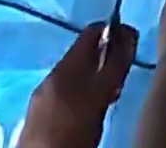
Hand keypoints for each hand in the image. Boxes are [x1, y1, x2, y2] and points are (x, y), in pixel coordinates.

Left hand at [16, 23, 137, 147]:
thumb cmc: (74, 133)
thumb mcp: (102, 96)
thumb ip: (117, 64)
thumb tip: (128, 35)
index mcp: (65, 66)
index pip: (92, 31)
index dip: (113, 32)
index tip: (130, 44)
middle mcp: (51, 75)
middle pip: (82, 54)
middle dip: (104, 59)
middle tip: (121, 76)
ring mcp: (41, 95)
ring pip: (73, 74)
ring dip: (92, 77)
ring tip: (107, 95)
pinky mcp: (35, 114)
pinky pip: (63, 92)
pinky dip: (77, 93)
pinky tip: (85, 110)